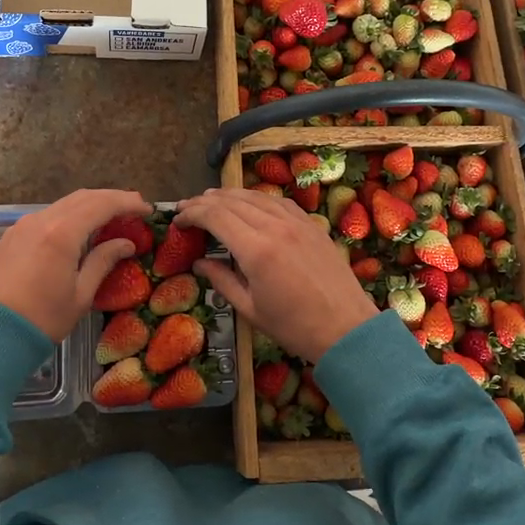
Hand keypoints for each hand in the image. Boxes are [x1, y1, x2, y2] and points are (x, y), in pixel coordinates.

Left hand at [0, 189, 150, 341]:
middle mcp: (41, 220)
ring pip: (64, 204)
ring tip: (111, 216)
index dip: (127, 203)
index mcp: (62, 233)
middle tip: (134, 207)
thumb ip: (104, 261)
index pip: (102, 204)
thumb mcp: (81, 294)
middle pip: (83, 197)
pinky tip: (79, 229)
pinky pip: (47, 216)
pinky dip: (69, 215)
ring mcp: (23, 225)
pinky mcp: (12, 235)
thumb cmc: (43, 319)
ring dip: (90, 205)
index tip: (147, 209)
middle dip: (111, 199)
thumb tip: (126, 243)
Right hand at [176, 188, 378, 362]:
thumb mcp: (250, 309)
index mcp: (256, 250)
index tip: (177, 220)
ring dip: (229, 195)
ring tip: (211, 200)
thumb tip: (199, 263)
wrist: (346, 329)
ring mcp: (296, 222)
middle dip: (205, 201)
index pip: (215, 216)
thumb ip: (222, 280)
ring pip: (255, 196)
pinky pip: (278, 201)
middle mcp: (275, 227)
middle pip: (232, 201)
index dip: (192, 213)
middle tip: (187, 208)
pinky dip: (257, 198)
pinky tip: (249, 203)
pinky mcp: (311, 224)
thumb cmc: (294, 327)